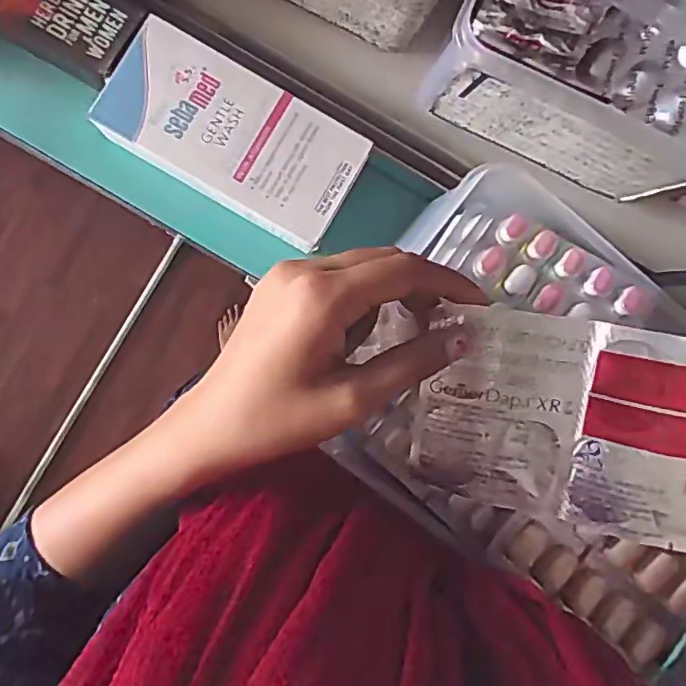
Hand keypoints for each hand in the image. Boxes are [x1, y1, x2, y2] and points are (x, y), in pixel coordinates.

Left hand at [157, 247, 484, 488]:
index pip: (404, 269)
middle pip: (384, 259)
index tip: (478, 303)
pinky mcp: (278, 280)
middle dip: (423, 284)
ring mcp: (288, 271)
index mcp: (324, 295)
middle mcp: (305, 268)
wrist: (207, 426)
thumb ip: (411, 363)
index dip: (448, 282)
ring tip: (404, 332)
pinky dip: (363, 293)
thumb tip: (462, 338)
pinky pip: (337, 273)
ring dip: (392, 289)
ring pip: (362, 263)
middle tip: (449, 321)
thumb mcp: (352, 400)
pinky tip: (360, 331)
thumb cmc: (277, 422)